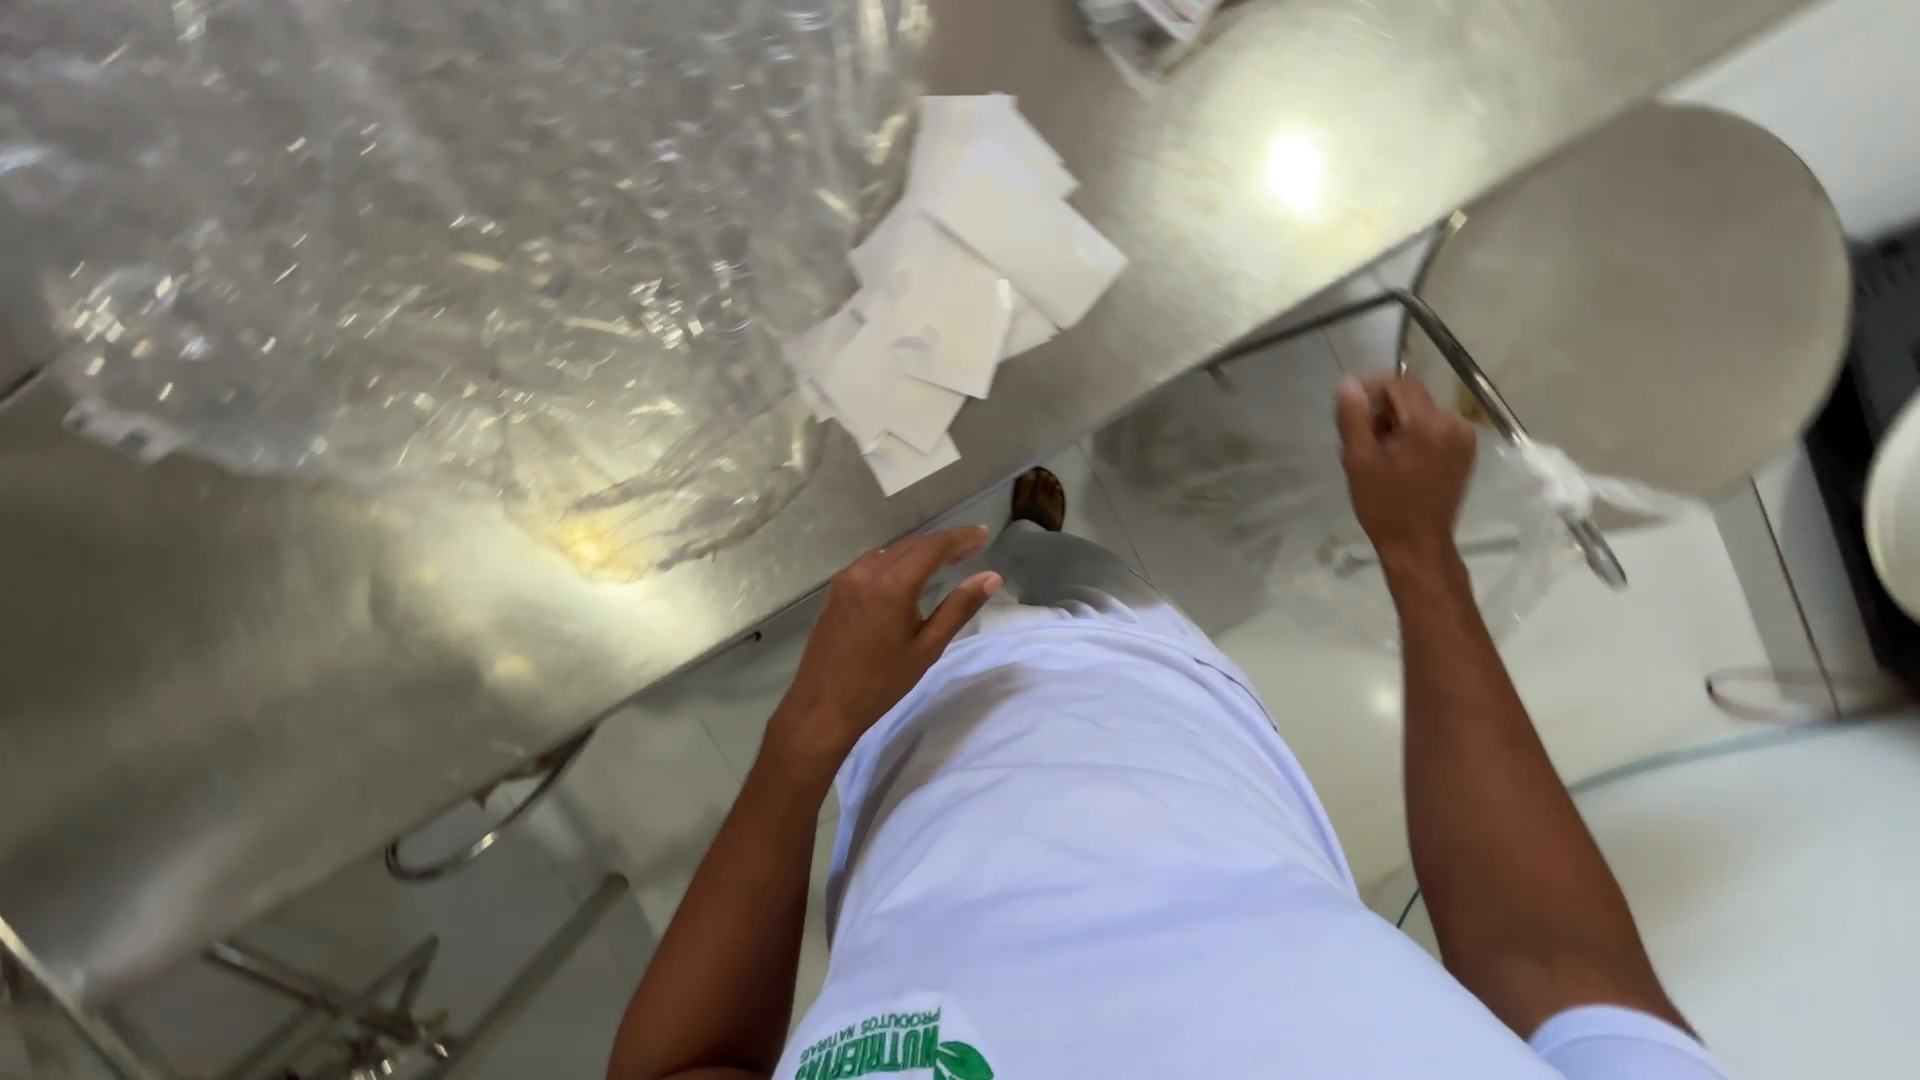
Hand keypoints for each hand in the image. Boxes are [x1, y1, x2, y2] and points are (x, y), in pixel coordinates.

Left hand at [762, 527, 1001, 776]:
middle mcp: (867, 571)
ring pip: (892, 551)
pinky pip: (873, 563)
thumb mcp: (927, 647)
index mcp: (892, 584)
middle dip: (944, 543)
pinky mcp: (837, 590)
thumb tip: (990, 577)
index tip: (984, 535)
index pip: (934, 547)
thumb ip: (959, 608)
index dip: (962, 538)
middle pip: (913, 544)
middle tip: (973, 549)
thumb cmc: (881, 682)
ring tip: (947, 561)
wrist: (823, 706)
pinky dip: (898, 561)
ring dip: (920, 551)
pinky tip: (909, 575)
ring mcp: (847, 578)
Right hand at [1334, 374, 1476, 565]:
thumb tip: (1348, 383)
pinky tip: (1398, 461)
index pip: (1399, 383)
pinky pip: (1433, 430)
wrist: (1417, 543)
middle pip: (1411, 398)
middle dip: (1382, 411)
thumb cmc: (1384, 504)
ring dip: (1396, 424)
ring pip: (1421, 414)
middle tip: (1360, 440)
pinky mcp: (1464, 453)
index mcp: (1428, 424)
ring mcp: (1463, 439)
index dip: (1371, 387)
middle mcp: (1453, 425)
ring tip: (1378, 455)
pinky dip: (1412, 436)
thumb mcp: (1359, 460)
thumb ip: (1353, 418)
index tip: (1349, 407)